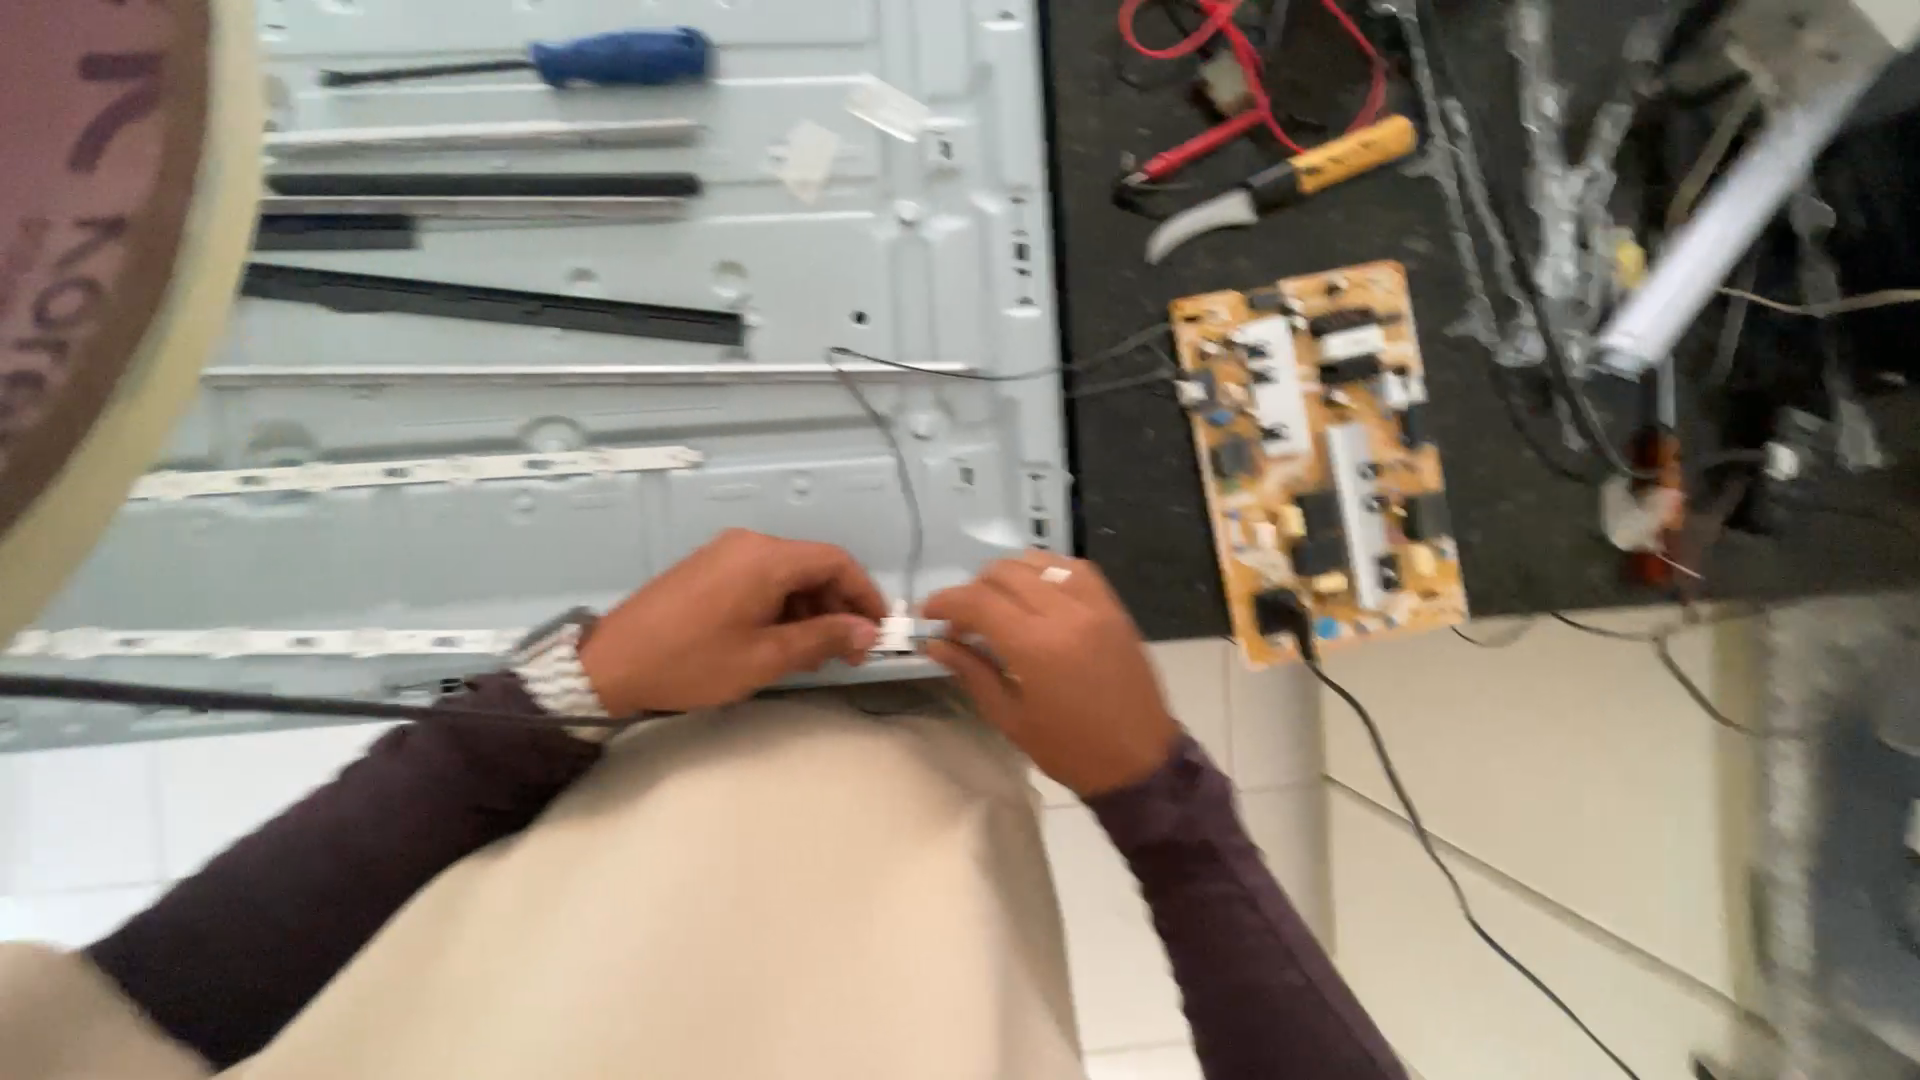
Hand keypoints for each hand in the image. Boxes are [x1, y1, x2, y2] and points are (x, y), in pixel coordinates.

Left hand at [579, 529, 885, 714]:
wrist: (611, 665)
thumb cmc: (693, 662)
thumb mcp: (765, 657)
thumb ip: (823, 638)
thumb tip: (866, 631)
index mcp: (766, 558)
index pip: (836, 561)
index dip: (865, 593)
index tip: (879, 629)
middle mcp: (749, 544)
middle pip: (813, 566)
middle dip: (838, 607)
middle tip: (849, 652)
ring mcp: (726, 554)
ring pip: (788, 575)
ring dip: (810, 611)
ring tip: (816, 655)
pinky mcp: (709, 569)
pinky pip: (762, 580)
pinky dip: (782, 607)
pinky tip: (783, 642)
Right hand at [923, 552, 1178, 796]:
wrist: (1139, 760)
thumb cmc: (1068, 749)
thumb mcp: (1009, 717)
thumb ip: (971, 671)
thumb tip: (935, 643)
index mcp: (1035, 646)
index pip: (977, 601)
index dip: (944, 602)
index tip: (928, 615)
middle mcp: (1064, 613)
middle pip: (1003, 573)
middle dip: (972, 590)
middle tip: (963, 622)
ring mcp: (1094, 605)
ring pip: (1038, 562)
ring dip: (1007, 576)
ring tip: (998, 605)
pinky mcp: (1114, 607)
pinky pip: (1074, 569)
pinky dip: (1047, 571)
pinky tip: (1036, 593)